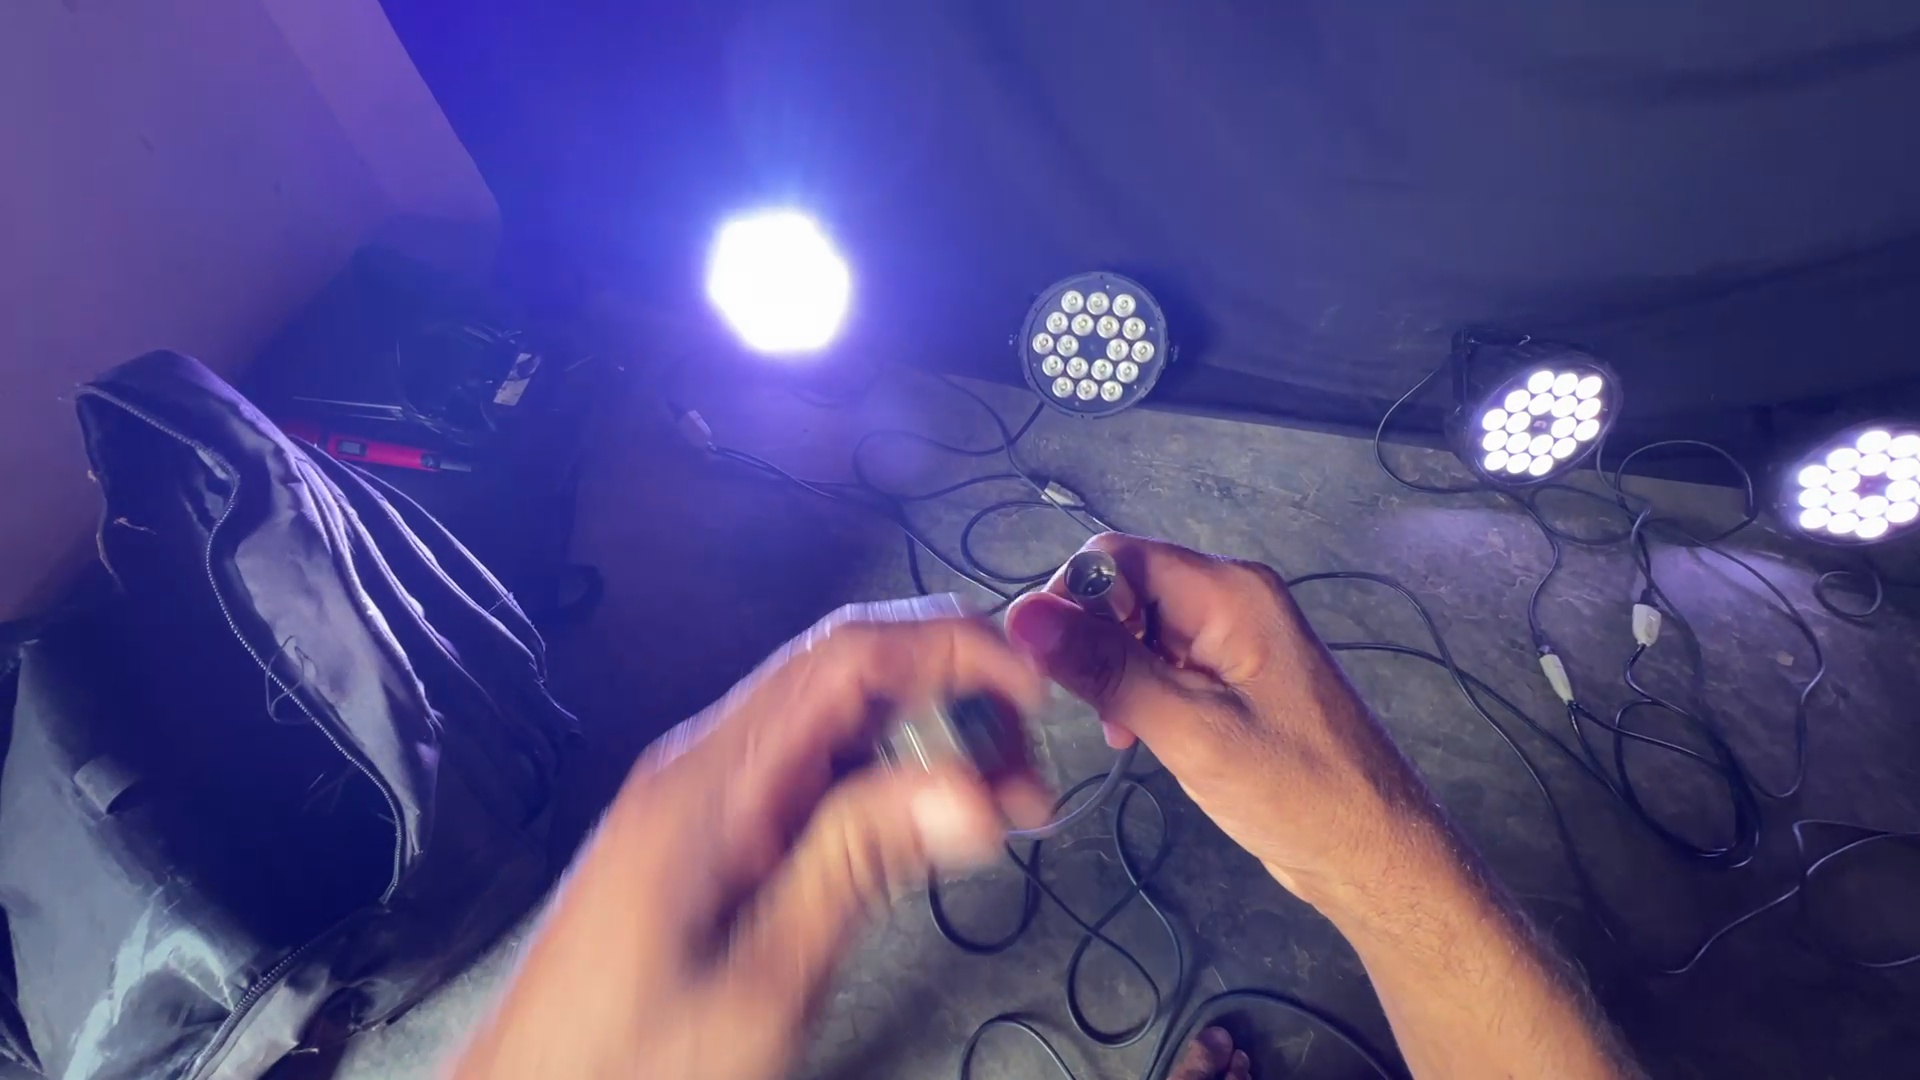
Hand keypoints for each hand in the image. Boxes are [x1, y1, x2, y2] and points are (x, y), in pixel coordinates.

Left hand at [454, 598, 1050, 1079]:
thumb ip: (858, 867)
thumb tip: (970, 789)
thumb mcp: (758, 983)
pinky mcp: (728, 810)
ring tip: (1000, 801)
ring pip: (848, 709)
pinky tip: (933, 815)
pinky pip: (827, 758)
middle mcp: (715, 754)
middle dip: (956, 690)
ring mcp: (719, 778)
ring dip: (934, 733)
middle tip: (1023, 768)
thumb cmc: (625, 1067)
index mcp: (714, 777)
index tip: (1026, 689)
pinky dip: (897, 771)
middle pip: (853, 666)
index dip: (949, 649)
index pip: (849, 656)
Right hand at [1004, 534, 1446, 903]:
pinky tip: (1130, 730)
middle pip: (1123, 587)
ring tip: (1112, 725)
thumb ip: (1104, 668)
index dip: (1070, 597)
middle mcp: (1227, 596)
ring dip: (1107, 667)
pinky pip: (1154, 655)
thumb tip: (1021, 615)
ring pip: (1132, 623)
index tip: (1043, 660)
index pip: (1117, 556)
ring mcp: (1226, 634)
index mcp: (1229, 591)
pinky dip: (1131, 685)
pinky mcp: (1223, 670)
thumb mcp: (1190, 730)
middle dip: (1089, 637)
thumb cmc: (1294, 793)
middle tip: (1082, 702)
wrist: (1375, 859)